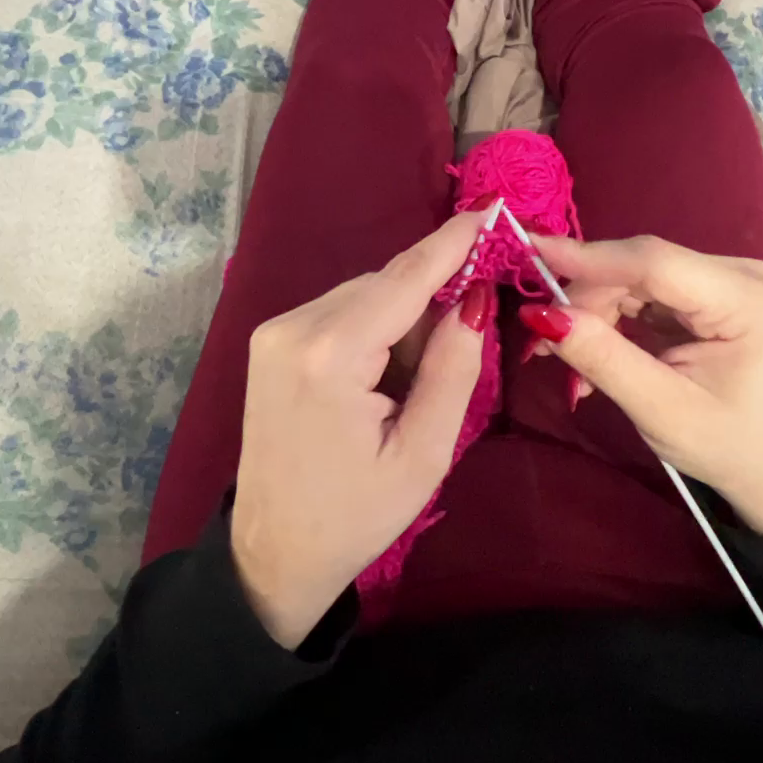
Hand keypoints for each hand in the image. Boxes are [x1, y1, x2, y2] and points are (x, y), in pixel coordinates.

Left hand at [232, 210, 495, 648]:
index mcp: (330, 355)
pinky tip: (373, 384)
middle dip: (428, 309)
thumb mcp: (424, 453)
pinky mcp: (270, 340)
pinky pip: (341, 311)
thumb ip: (453, 369)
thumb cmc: (356, 516)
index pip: (405, 279)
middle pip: (386, 285)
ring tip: (400, 394)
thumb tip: (476, 299)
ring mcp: (274, 330)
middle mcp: (293, 326)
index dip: (452, 242)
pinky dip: (371, 332)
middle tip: (448, 365)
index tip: (492, 208)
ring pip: (365, 295)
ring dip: (399, 325)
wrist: (273, 553)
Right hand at [524, 235, 762, 536]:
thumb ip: (603, 358)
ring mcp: (721, 279)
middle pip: (638, 268)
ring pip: (631, 276)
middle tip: (542, 348)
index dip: (589, 257)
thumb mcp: (659, 410)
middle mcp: (738, 274)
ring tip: (570, 364)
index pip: (654, 263)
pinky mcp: (702, 289)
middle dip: (585, 302)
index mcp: (746, 300)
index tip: (532, 251)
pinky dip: (608, 318)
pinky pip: (639, 289)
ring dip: (592, 314)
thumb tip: (541, 315)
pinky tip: (592, 352)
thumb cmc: (722, 444)